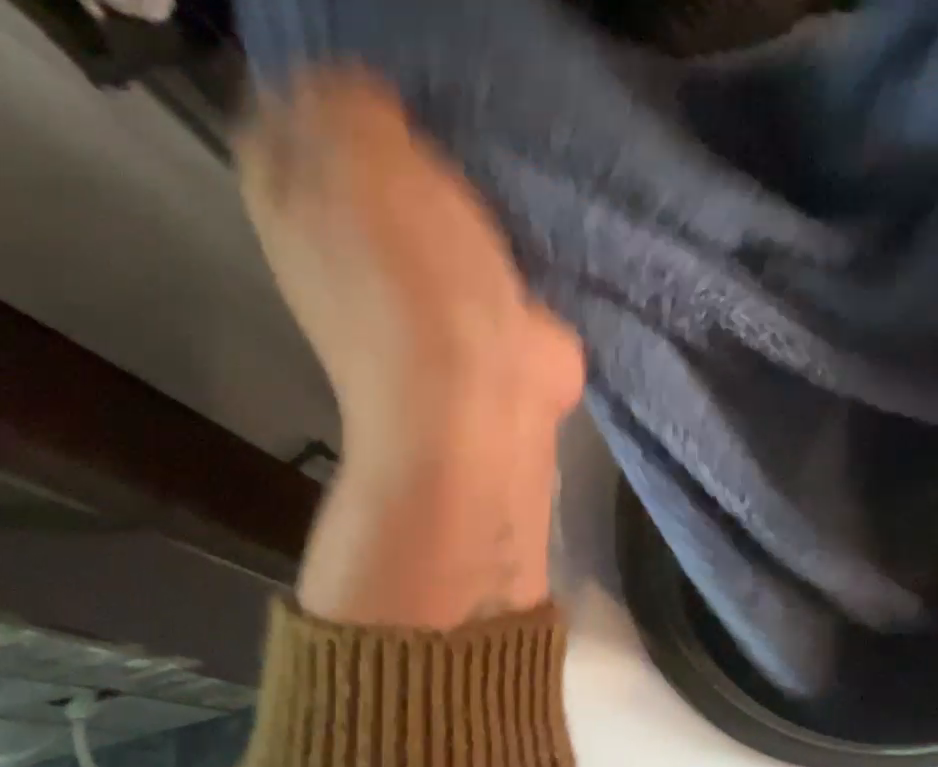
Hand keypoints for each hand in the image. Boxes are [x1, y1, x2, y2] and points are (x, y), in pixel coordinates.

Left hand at [237, 68, 582, 464]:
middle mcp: (351, 236)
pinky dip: (517, 225)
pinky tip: (536, 211)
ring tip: (499, 156)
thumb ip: (352, 106)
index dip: (336, 91)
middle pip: (374, 157)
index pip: (293, 112)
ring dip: (469, 181)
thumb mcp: (367, 167)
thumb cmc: (415, 286)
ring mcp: (424, 278)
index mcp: (296, 197)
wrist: (482, 400)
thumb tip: (364, 91)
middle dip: (414, 132)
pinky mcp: (490, 306)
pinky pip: (500, 243)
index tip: (392, 86)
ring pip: (441, 201)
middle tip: (456, 116)